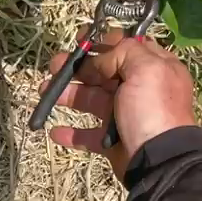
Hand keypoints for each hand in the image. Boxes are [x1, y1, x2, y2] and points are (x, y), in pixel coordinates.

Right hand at [46, 31, 196, 174]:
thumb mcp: (145, 69)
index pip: (125, 47)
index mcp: (152, 67)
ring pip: (91, 100)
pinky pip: (87, 134)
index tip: (80, 39)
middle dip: (77, 68)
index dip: (102, 41)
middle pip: (103, 73)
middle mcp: (138, 89)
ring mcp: (123, 115)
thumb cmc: (153, 110)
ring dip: (68, 95)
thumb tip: (101, 58)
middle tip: (54, 65)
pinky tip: (54, 131)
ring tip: (44, 93)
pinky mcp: (111, 140)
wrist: (157, 160)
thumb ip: (122, 53)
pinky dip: (70, 133)